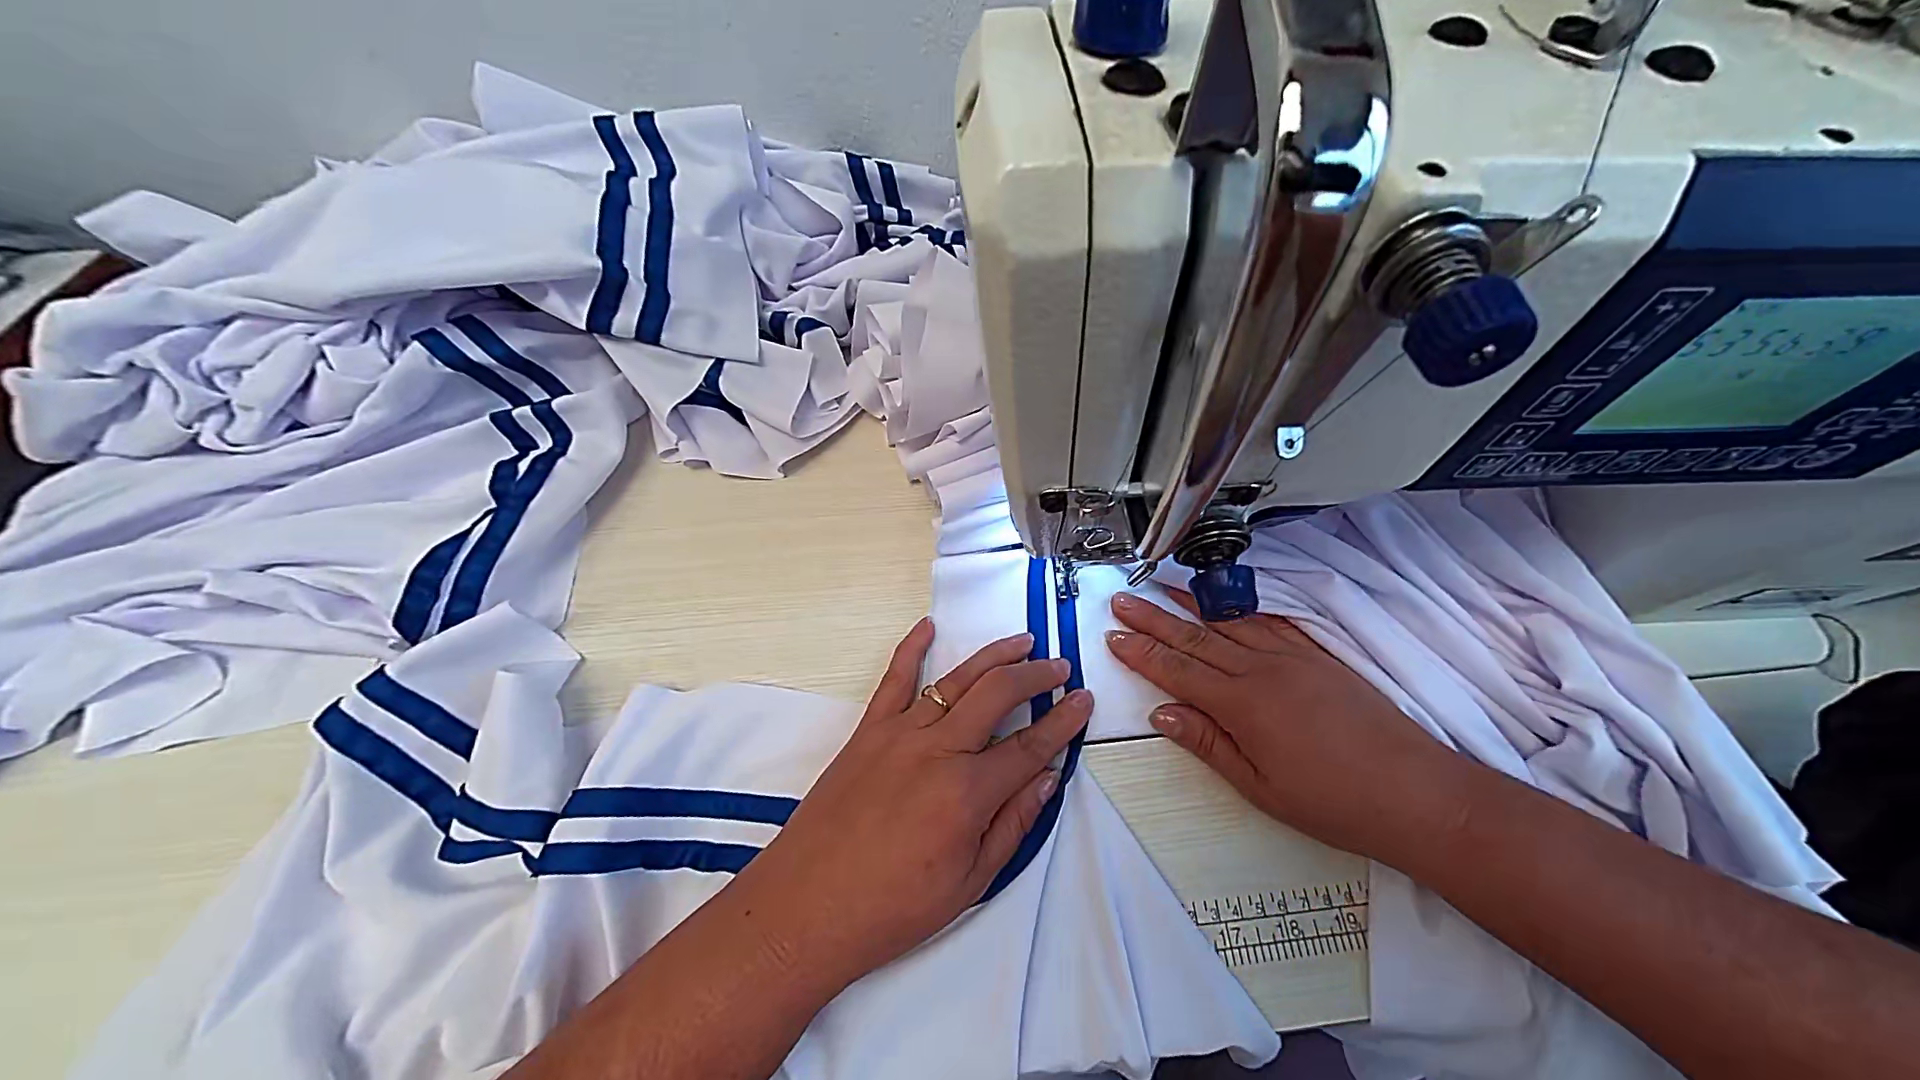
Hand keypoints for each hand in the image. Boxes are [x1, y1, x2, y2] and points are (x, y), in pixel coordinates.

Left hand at [730, 617, 1090, 992]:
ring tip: (1021, 643)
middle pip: (999, 694)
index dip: (1064, 722)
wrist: (806, 907)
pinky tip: (927, 628)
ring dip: (993, 656)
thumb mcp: (968, 882)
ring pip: (956, 679)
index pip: (1031, 745)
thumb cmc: (888, 907)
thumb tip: (1045, 779)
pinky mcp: (867, 732)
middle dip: (1036, 675)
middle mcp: (937, 750)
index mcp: (967, 792)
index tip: (1082, 702)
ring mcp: (898, 734)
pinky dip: (911, 649)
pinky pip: (894, 679)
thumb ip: (1012, 824)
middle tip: (1057, 667)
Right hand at [1104, 591, 1473, 864]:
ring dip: (1189, 605)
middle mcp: (1264, 671)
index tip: (1115, 637)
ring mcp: (1294, 658)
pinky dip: (1241, 610)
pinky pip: (1270, 623)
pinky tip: (1226, 604)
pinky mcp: (1319, 657)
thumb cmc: (1337, 802)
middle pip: (1195, 638)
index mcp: (1244, 705)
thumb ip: (1208, 743)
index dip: (1141, 653)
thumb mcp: (1259, 786)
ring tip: (1160, 588)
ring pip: (1229, 623)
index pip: (1177, 670)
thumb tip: (1163, 715)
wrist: (1419, 794)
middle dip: (1153, 619)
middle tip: (1123, 601)